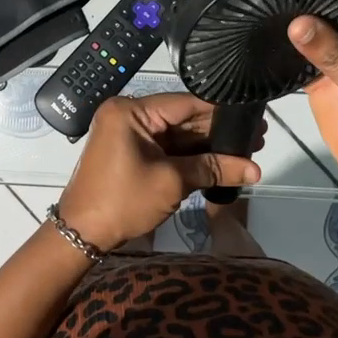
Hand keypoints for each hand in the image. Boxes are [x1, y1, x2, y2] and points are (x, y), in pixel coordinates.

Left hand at [57, 93, 261, 249]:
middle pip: (182, 117)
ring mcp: (128, 134)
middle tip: (255, 136)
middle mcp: (128, 115)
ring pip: (176, 134)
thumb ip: (214, 168)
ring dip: (206, 145)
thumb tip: (254, 170)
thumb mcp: (172, 182)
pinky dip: (189, 155)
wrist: (82, 234)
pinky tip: (220, 160)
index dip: (220, 111)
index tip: (251, 116)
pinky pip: (166, 147)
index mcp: (130, 111)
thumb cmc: (123, 201)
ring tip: (246, 149)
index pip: (184, 102)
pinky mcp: (131, 152)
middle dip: (217, 130)